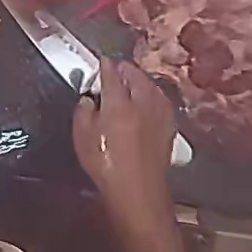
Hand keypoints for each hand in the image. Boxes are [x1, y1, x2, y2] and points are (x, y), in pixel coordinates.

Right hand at [73, 60, 178, 213]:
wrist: (137, 189)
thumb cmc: (104, 162)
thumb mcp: (82, 135)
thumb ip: (84, 110)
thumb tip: (89, 98)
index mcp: (119, 102)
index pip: (111, 72)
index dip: (103, 65)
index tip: (97, 62)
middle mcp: (143, 101)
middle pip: (135, 75)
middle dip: (123, 69)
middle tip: (111, 72)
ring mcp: (160, 112)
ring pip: (150, 85)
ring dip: (138, 80)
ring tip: (127, 84)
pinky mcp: (169, 124)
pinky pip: (158, 99)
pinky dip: (149, 94)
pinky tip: (142, 102)